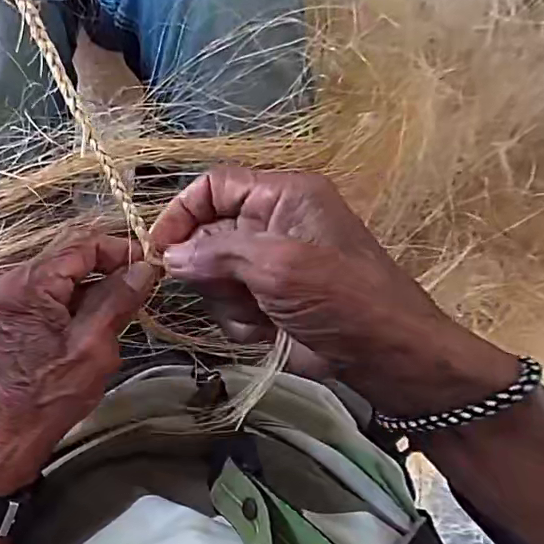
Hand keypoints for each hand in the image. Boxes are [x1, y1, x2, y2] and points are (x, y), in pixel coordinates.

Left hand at [0, 234, 161, 493]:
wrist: (21, 424)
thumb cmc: (56, 391)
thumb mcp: (94, 344)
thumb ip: (118, 299)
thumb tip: (145, 266)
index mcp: (30, 285)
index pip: (80, 246)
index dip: (119, 249)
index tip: (150, 261)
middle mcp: (15, 281)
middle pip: (70, 254)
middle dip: (109, 263)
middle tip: (144, 278)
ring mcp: (14, 295)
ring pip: (65, 270)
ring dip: (98, 279)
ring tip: (130, 295)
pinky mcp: (19, 310)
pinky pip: (55, 288)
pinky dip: (81, 293)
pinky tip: (105, 309)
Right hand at [148, 166, 518, 416]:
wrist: (385, 357)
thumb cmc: (343, 299)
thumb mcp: (279, 265)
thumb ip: (218, 253)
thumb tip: (168, 256)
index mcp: (282, 196)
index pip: (212, 187)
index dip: (180, 213)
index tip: (158, 250)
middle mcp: (271, 223)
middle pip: (204, 235)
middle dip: (207, 269)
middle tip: (229, 289)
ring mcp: (266, 264)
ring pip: (209, 276)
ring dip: (225, 302)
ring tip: (260, 313)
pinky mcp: (264, 298)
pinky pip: (224, 305)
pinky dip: (238, 322)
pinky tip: (267, 330)